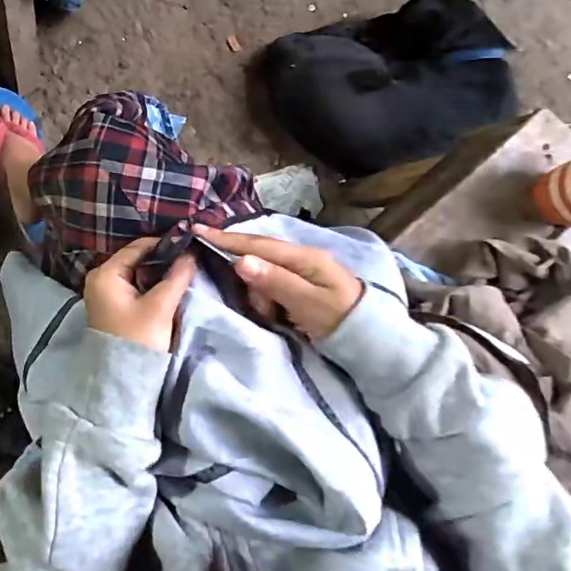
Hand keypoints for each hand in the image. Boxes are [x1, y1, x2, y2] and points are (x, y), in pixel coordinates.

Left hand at [84, 237, 194, 351]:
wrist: (121, 378)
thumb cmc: (138, 338)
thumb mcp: (160, 306)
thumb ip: (177, 277)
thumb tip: (191, 254)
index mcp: (105, 274)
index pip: (137, 247)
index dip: (163, 243)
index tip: (187, 244)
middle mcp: (99, 278)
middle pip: (135, 259)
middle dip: (161, 258)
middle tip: (187, 256)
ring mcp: (103, 293)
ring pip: (135, 272)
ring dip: (156, 272)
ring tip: (182, 268)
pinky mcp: (111, 305)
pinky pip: (132, 285)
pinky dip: (149, 284)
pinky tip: (168, 285)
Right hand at [192, 225, 363, 339]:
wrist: (372, 341)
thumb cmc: (341, 320)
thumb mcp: (307, 303)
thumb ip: (275, 281)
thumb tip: (241, 260)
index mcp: (303, 257)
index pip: (258, 244)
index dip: (227, 238)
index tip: (198, 230)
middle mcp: (301, 257)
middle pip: (258, 257)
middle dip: (251, 281)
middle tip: (266, 309)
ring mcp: (302, 269)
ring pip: (263, 274)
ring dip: (262, 295)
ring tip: (277, 316)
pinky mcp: (301, 283)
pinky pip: (273, 284)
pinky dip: (270, 299)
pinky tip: (279, 314)